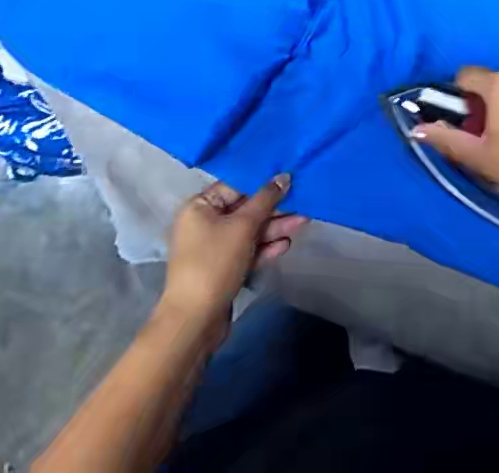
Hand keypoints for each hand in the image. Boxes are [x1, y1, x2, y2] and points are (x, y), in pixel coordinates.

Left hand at [159, 176, 307, 325]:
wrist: (196, 321)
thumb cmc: (215, 262)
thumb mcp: (242, 226)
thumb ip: (265, 199)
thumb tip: (283, 176)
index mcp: (199, 206)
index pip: (234, 186)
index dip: (262, 182)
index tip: (288, 178)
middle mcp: (204, 223)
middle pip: (244, 209)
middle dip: (273, 209)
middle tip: (301, 203)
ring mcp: (214, 248)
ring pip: (248, 232)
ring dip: (274, 228)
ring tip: (302, 222)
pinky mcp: (224, 269)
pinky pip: (247, 251)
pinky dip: (264, 248)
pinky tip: (285, 245)